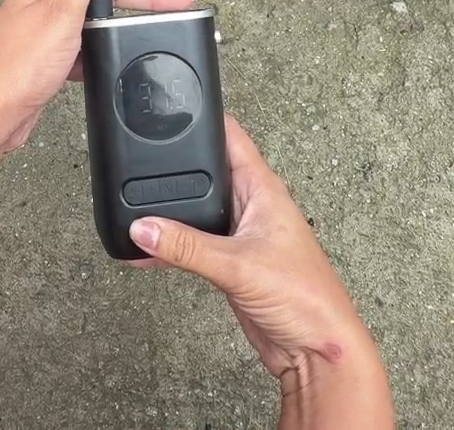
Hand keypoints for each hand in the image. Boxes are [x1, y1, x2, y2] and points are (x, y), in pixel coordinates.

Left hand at [0, 0, 194, 152]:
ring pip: (91, 14)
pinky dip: (97, 46)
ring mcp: (45, 24)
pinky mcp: (49, 50)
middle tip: (168, 2)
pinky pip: (82, 40)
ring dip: (118, 21)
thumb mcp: (60, 11)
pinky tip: (111, 54)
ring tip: (151, 25)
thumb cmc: (17, 65)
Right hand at [129, 117, 393, 426]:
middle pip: (208, 168)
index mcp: (263, 187)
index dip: (205, 115)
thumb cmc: (305, 298)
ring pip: (199, 205)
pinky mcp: (231, 260)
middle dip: (178, 162)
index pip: (230, 134)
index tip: (175, 102)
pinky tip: (146, 251)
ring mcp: (240, 231)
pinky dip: (171, 244)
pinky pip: (194, 241)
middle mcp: (252, 202)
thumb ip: (186, 246)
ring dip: (172, 208)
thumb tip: (143, 228)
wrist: (317, 351)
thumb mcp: (238, 264)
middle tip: (142, 152)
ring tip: (135, 204)